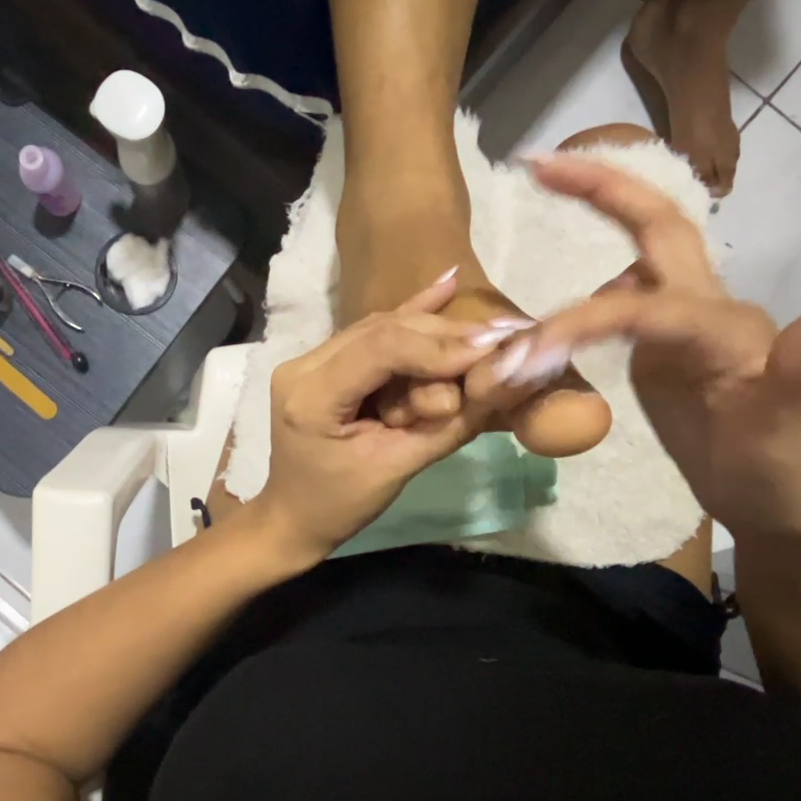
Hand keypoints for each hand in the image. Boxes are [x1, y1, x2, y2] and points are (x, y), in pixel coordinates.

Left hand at [248, 275, 503, 560]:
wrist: (294, 517)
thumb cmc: (341, 504)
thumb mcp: (399, 468)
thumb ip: (450, 423)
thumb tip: (506, 381)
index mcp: (312, 397)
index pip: (383, 349)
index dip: (440, 346)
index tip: (493, 349)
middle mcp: (302, 366)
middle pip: (384, 331)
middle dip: (444, 341)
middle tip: (501, 345)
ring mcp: (307, 360)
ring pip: (382, 330)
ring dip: (433, 339)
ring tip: (487, 340)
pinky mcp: (321, 362)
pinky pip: (372, 335)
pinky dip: (410, 316)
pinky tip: (447, 283)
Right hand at [483, 155, 800, 540]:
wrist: (777, 499)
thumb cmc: (784, 466)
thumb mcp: (795, 420)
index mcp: (727, 322)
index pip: (645, 304)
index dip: (584, 320)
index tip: (528, 357)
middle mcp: (703, 307)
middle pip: (655, 227)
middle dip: (601, 189)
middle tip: (537, 165)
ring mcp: (677, 326)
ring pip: (624, 267)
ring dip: (574, 258)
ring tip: (516, 286)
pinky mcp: (656, 349)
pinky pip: (611, 308)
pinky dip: (572, 308)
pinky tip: (541, 330)